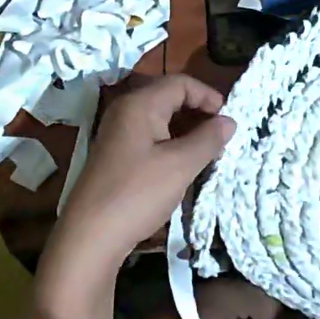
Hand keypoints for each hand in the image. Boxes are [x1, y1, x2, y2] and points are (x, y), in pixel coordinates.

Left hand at [53, 74, 233, 268]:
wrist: (90, 236)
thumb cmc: (138, 193)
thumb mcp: (180, 165)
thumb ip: (208, 139)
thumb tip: (229, 121)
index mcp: (140, 104)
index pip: (180, 83)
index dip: (208, 95)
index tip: (229, 118)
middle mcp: (125, 111)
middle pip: (169, 97)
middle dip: (198, 111)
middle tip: (221, 135)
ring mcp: (117, 133)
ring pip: (160, 119)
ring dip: (186, 129)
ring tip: (208, 151)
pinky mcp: (116, 154)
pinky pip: (149, 137)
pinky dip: (171, 143)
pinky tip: (183, 164)